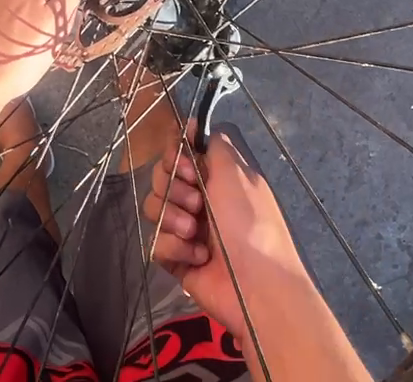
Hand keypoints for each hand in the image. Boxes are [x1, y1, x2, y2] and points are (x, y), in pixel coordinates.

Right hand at [143, 127, 306, 343]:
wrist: (256, 287)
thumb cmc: (249, 223)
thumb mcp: (238, 173)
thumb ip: (217, 144)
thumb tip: (199, 125)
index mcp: (215, 177)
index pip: (180, 152)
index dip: (175, 154)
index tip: (187, 163)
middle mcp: (199, 199)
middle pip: (162, 176)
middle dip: (174, 186)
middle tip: (197, 202)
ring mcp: (186, 229)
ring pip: (155, 207)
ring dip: (173, 217)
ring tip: (194, 232)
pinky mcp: (176, 258)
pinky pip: (156, 241)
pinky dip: (175, 247)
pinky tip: (197, 257)